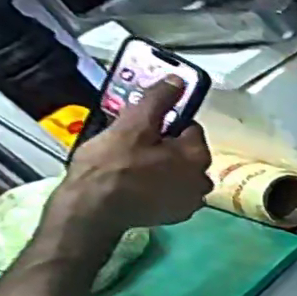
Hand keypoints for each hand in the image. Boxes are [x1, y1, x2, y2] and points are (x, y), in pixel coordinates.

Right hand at [48, 76, 210, 242]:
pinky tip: (138, 185)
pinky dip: (161, 186)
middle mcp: (203, 179)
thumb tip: (178, 81)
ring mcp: (192, 200)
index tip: (141, 127)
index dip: (164, 123)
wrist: (93, 210)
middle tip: (133, 146)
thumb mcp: (132, 125)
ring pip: (180, 171)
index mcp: (198, 155)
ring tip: (133, 165)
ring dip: (163, 166)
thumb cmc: (111, 166)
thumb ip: (158, 101)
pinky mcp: (178, 214)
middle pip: (186, 150)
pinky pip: (173, 191)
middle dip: (165, 145)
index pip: (190, 127)